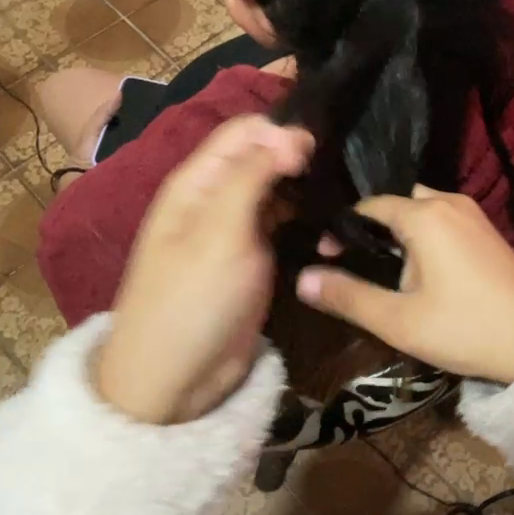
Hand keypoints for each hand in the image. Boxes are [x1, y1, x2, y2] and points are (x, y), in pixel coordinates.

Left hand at [97, 116, 313, 423]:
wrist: (173, 384)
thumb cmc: (192, 301)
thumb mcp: (219, 231)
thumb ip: (253, 175)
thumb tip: (292, 131)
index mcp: (198, 181)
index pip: (246, 131)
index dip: (283, 132)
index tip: (318, 152)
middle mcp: (216, 196)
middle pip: (265, 155)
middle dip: (301, 159)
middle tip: (338, 179)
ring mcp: (236, 227)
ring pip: (279, 188)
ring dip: (308, 191)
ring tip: (340, 203)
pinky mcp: (255, 255)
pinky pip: (285, 221)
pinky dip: (307, 220)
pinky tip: (330, 231)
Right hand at [296, 187, 513, 384]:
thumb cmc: (464, 328)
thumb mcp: (399, 321)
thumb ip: (349, 297)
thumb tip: (302, 278)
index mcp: (424, 216)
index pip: (370, 207)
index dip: (343, 228)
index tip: (326, 256)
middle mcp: (449, 202)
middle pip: (398, 202)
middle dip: (373, 226)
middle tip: (356, 261)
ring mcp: (473, 214)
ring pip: (424, 209)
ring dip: (401, 229)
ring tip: (385, 266)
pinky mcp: (488, 230)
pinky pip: (445, 218)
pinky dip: (425, 233)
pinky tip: (421, 267)